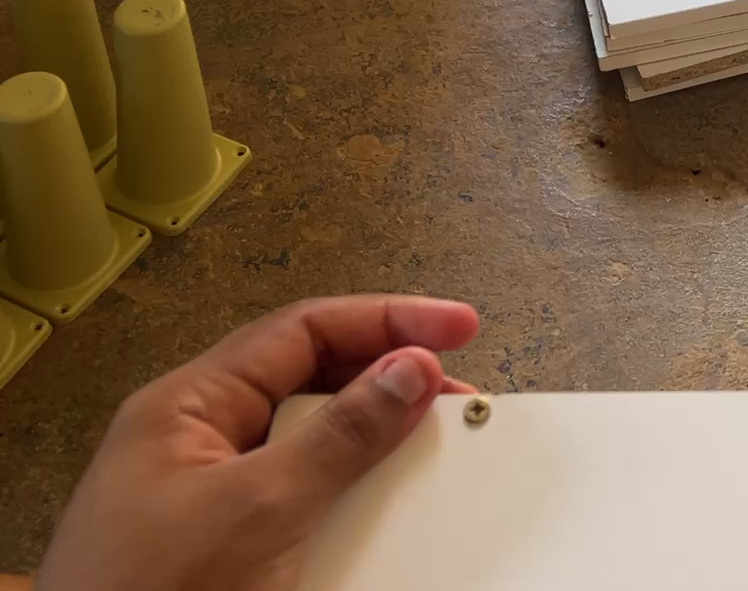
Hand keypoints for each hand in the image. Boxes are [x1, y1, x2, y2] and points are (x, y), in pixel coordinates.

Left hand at [34, 295, 480, 590]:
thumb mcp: (258, 509)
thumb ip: (343, 432)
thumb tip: (415, 367)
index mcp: (188, 409)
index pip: (308, 329)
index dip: (391, 317)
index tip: (458, 327)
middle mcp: (208, 437)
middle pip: (325, 372)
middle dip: (399, 372)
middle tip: (456, 386)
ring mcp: (228, 486)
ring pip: (331, 428)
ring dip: (390, 427)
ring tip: (437, 433)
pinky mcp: (249, 530)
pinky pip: (327, 479)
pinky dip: (371, 475)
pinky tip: (398, 483)